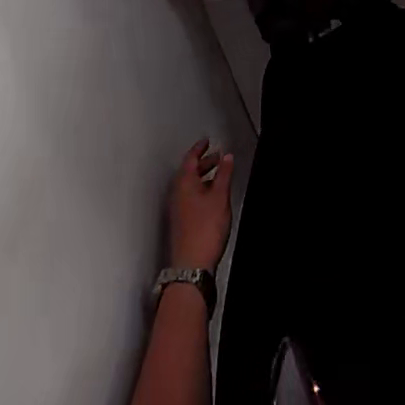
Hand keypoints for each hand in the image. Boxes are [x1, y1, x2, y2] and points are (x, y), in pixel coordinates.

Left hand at [168, 139, 234, 271]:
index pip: (190, 158)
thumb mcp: (220, 197)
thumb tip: (227, 156)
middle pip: (189, 171)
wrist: (192, 263)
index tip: (207, 141)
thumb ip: (224, 174)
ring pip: (190, 184)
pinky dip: (201, 189)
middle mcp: (177, 193)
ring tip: (219, 175)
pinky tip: (213, 197)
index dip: (199, 148)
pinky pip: (190, 196)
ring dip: (204, 176)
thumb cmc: (205, 229)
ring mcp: (178, 207)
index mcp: (184, 183)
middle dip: (204, 162)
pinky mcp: (181, 220)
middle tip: (218, 156)